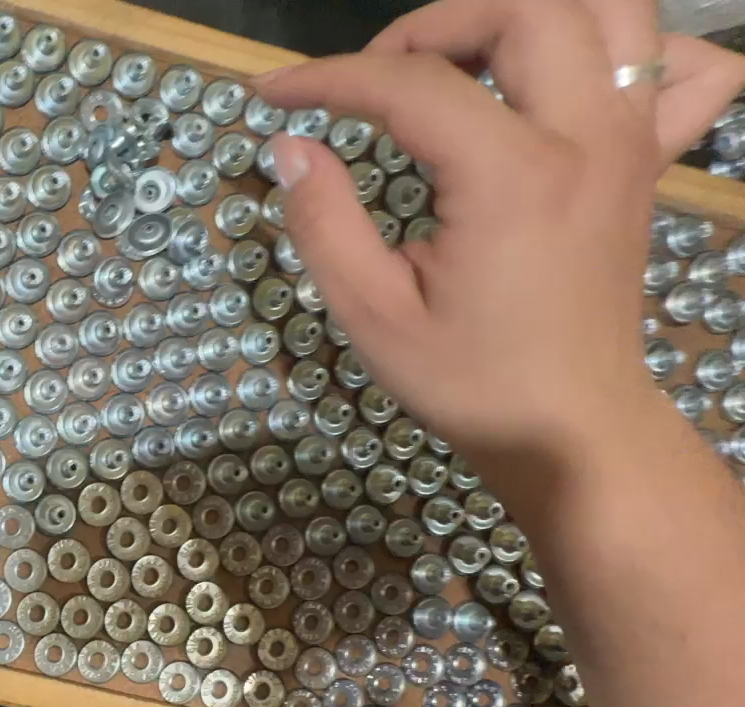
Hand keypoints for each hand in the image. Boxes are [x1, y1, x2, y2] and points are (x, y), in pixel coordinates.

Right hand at [257, 0, 744, 479]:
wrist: (560, 417)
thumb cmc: (456, 372)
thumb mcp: (366, 310)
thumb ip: (324, 222)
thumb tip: (288, 150)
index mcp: (511, 177)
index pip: (413, 87)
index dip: (330, 80)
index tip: (272, 95)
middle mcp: (589, 135)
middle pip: (527, 11)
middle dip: (429, 26)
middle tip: (368, 78)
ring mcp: (635, 140)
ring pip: (610, 11)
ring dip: (520, 17)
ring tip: (452, 64)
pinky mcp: (652, 160)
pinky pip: (683, 65)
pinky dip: (628, 52)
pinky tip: (565, 88)